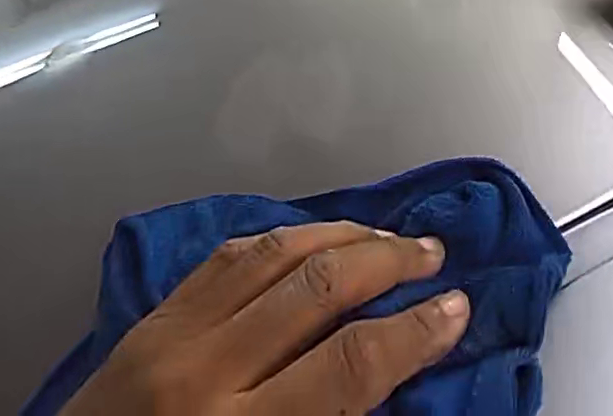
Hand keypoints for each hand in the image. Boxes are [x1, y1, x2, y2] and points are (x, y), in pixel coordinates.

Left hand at [59, 223, 469, 415]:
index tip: (455, 309)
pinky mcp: (157, 312)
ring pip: (272, 254)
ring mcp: (176, 331)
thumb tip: (387, 378)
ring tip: (382, 233)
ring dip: (337, 236)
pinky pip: (228, 255)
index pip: (348, 370)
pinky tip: (311, 235)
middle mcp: (207, 372)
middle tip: (429, 254)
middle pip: (315, 290)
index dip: (413, 334)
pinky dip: (280, 237)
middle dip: (384, 263)